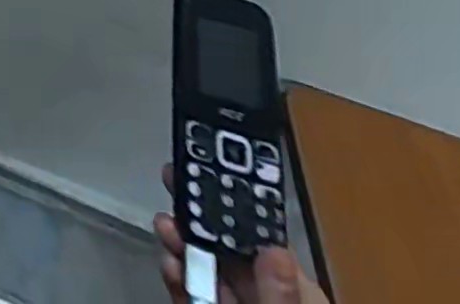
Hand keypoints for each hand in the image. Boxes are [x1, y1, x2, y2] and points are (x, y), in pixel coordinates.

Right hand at [155, 166, 327, 303]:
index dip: (236, 202)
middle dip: (198, 217)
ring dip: (182, 243)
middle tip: (173, 183)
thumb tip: (272, 247)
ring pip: (205, 268)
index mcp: (295, 293)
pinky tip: (168, 264)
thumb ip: (285, 300)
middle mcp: (266, 297)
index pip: (265, 238)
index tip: (208, 168)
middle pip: (228, 248)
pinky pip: (192, 295)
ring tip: (164, 226)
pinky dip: (178, 278)